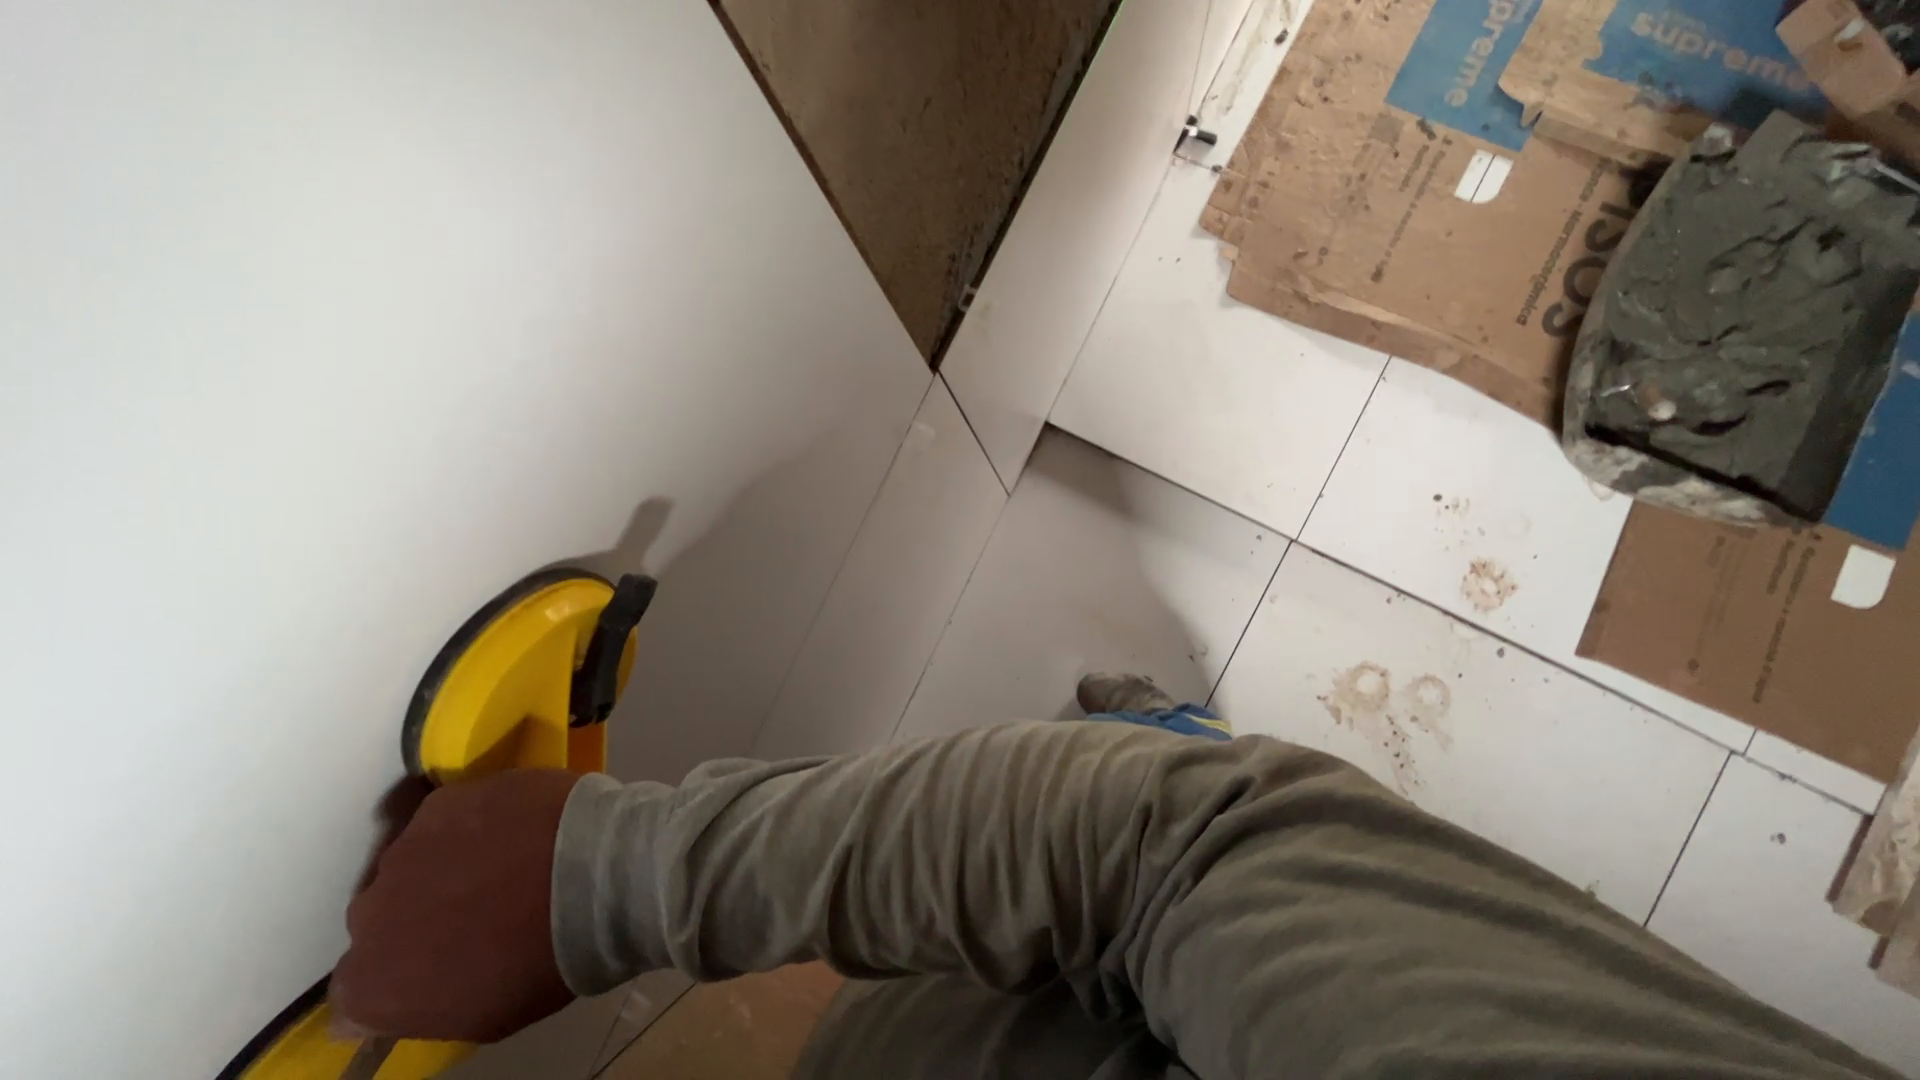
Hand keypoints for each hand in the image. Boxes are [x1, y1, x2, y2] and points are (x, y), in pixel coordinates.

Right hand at [332, 769, 584, 1041]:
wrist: (594, 877)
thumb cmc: (547, 959)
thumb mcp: (484, 1013)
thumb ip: (427, 1003)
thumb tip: (402, 995)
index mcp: (371, 985)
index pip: (358, 989)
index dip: (400, 971)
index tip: (441, 958)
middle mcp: (368, 917)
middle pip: (385, 916)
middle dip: (424, 911)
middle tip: (482, 904)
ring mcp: (402, 852)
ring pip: (415, 861)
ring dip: (448, 861)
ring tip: (506, 858)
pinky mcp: (442, 802)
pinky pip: (448, 816)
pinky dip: (476, 820)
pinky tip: (516, 823)